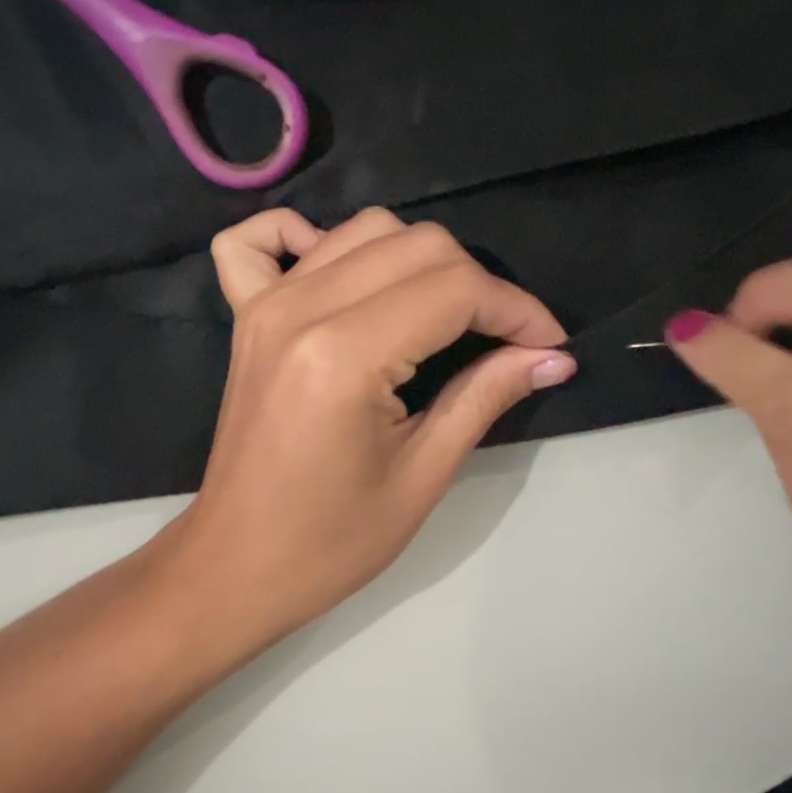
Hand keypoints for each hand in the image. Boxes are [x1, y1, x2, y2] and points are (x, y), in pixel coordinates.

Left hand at [158, 207, 576, 641]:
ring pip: (363, 229)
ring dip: (418, 258)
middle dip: (477, 282)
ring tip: (442, 314)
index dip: (516, 308)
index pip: (454, 289)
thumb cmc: (332, 540)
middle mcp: (301, 309)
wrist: (238, 563)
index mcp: (345, 355)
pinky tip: (339, 270)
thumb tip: (553, 355)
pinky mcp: (244, 314)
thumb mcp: (424, 475)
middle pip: (417, 244)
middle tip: (502, 337)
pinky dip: (302, 235)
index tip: (548, 342)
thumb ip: (486, 395)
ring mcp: (265, 304)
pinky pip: (258, 240)